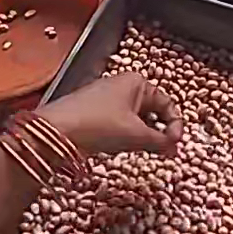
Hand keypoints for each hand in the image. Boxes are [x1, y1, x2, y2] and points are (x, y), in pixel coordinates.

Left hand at [37, 71, 182, 156]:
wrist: (56, 131)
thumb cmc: (99, 125)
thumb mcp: (136, 135)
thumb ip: (160, 142)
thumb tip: (175, 148)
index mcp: (137, 82)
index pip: (167, 103)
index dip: (175, 125)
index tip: (176, 145)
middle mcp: (123, 85)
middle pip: (152, 110)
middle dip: (159, 131)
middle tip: (164, 151)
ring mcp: (107, 98)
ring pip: (135, 118)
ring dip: (143, 135)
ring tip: (145, 151)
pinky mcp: (95, 112)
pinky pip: (120, 123)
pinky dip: (127, 136)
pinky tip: (123, 148)